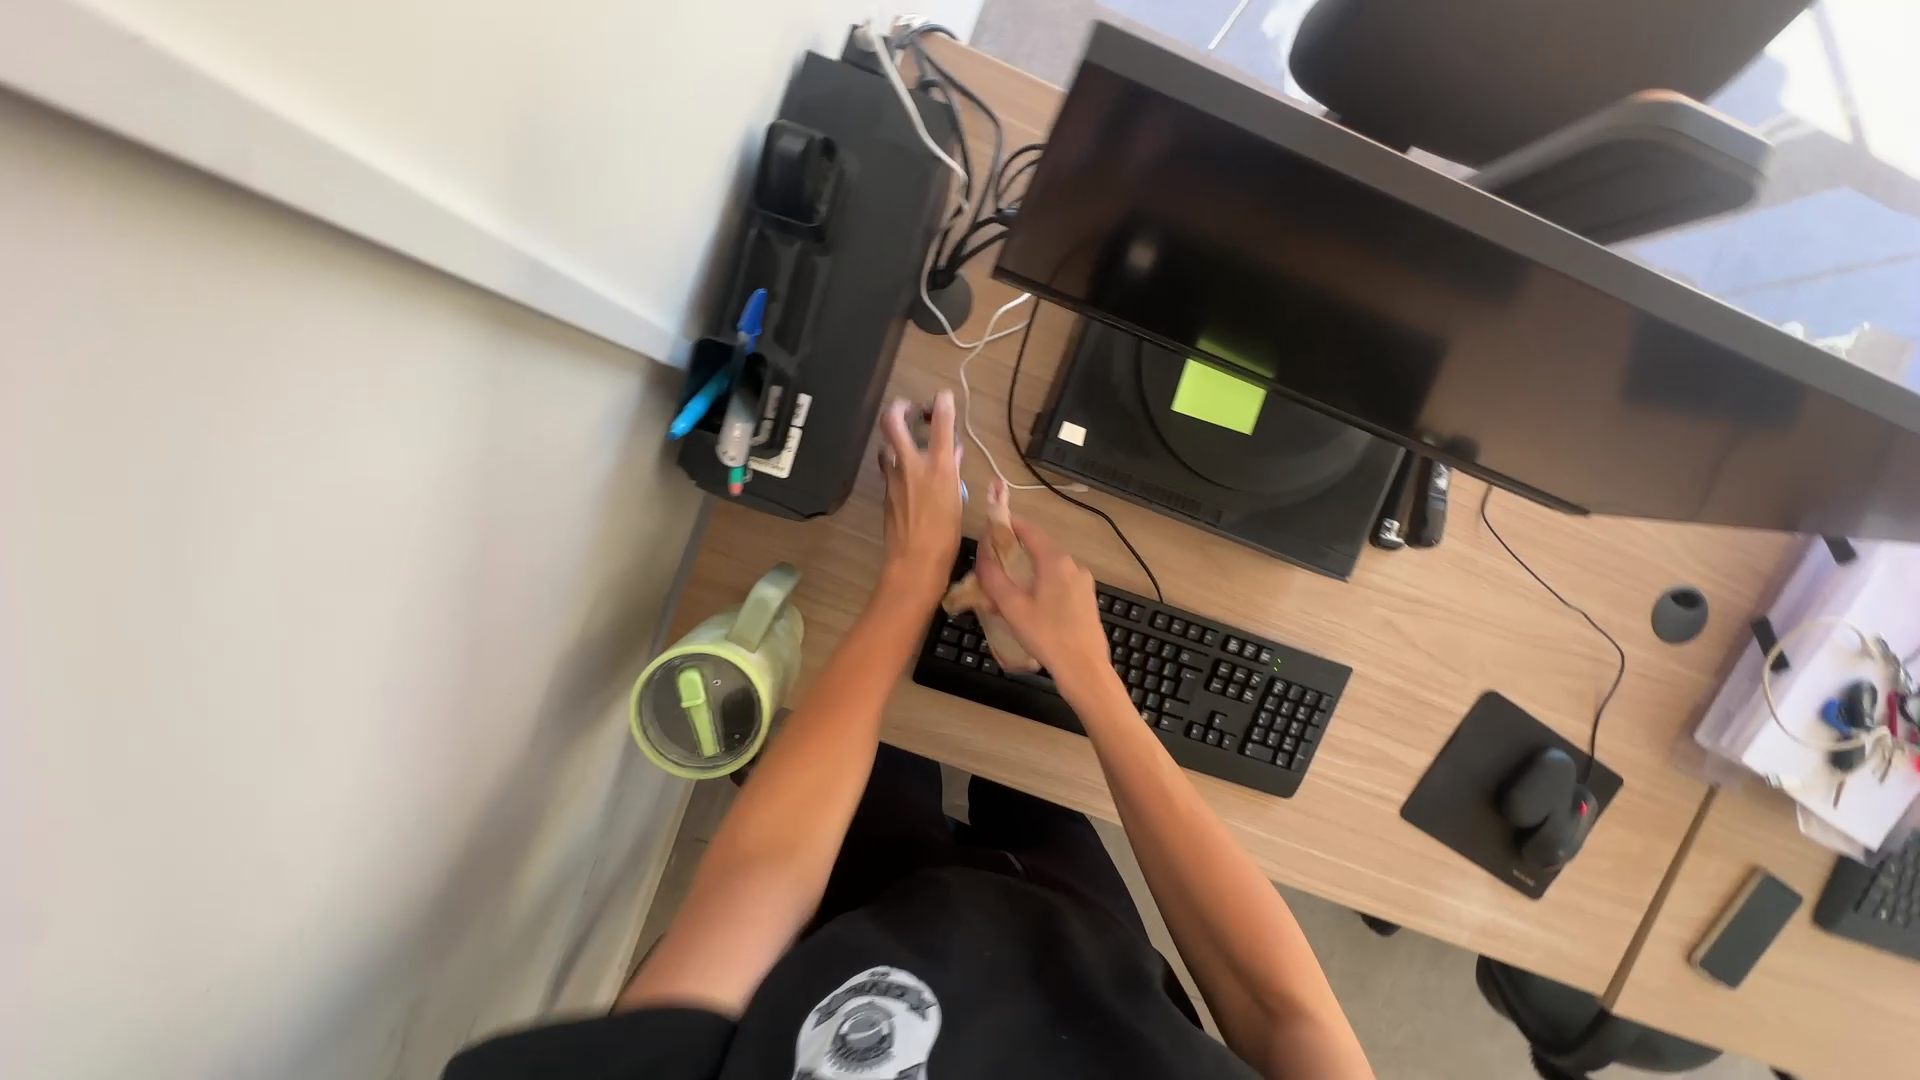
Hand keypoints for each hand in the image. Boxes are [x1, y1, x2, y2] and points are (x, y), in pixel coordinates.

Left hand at [878, 391, 963, 599]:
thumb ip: (954, 472)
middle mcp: (913, 466)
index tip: (943, 395)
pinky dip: (896, 462)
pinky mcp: (886, 493)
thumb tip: (954, 454)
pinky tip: (906, 472)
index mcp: (939, 467)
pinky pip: (888, 468)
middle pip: (893, 422)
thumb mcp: (957, 500)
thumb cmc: (946, 535)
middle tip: (909, 407)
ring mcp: (894, 478)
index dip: (942, 404)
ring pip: (886, 445)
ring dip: (894, 438)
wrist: (915, 562)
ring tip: (906, 441)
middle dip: (900, 407)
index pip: (940, 424)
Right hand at [974, 516, 1114, 697]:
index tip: (995, 525)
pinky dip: (1044, 584)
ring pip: (1052, 568)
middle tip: (996, 560)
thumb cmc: (1046, 635)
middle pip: (1042, 549)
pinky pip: (1062, 583)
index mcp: (1056, 561)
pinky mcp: (1087, 601)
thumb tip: (982, 558)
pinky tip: (1033, 603)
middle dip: (1018, 551)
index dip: (1011, 525)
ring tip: (1011, 585)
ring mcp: (1084, 584)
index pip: (1031, 531)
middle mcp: (1073, 566)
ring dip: (1032, 570)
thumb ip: (994, 579)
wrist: (1084, 668)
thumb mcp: (1013, 607)